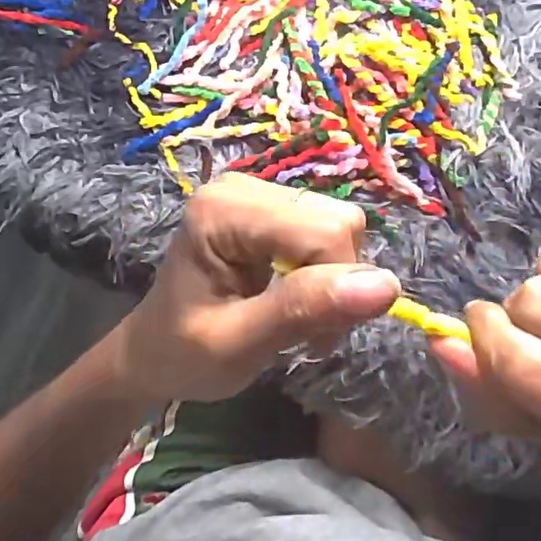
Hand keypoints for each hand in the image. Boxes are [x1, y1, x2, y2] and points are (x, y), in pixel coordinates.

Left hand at [108, 174, 402, 402]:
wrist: (153, 352)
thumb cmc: (184, 355)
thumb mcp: (238, 345)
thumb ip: (304, 309)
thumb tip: (387, 285)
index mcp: (223, 210)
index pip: (323, 231)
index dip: (337, 286)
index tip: (314, 338)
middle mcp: (243, 186)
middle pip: (337, 221)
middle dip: (336, 282)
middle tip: (305, 329)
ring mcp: (258, 191)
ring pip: (341, 224)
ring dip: (333, 279)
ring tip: (296, 316)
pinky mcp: (272, 205)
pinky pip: (329, 228)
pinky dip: (325, 270)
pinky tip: (294, 294)